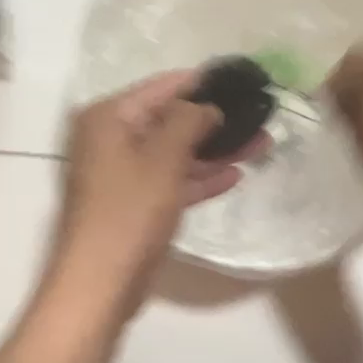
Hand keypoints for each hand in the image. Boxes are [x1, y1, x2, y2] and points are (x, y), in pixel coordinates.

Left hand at [46, 70, 253, 313]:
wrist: (101, 281)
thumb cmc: (129, 212)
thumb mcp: (163, 158)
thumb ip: (189, 121)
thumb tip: (207, 106)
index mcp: (108, 117)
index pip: (162, 87)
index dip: (202, 83)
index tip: (242, 81)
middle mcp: (111, 140)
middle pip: (170, 121)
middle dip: (215, 121)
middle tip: (259, 116)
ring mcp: (123, 176)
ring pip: (175, 154)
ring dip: (214, 151)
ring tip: (260, 143)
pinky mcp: (135, 206)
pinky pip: (172, 182)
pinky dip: (199, 179)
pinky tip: (234, 174)